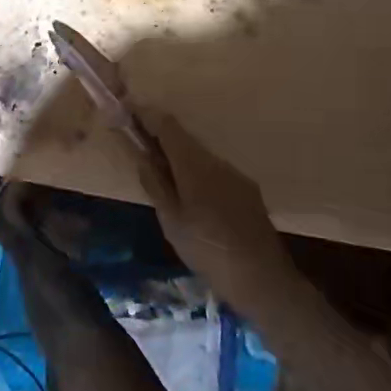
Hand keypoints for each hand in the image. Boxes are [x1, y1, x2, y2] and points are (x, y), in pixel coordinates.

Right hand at [126, 109, 292, 315]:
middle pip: (184, 139)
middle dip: (160, 137)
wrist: (264, 281)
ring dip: (179, 157)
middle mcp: (216, 162)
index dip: (146, 114)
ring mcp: (235, 175)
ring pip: (199, 156)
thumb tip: (141, 155)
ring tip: (162, 175)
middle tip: (138, 144)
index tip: (127, 109)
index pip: (167, 125)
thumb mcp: (171, 221)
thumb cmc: (208, 251)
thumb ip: (155, 184)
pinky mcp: (247, 190)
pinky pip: (214, 172)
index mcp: (194, 165)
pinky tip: (191, 197)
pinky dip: (196, 173)